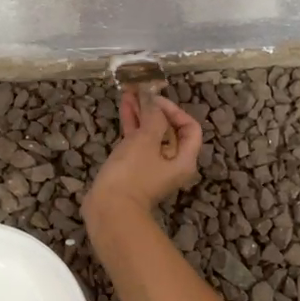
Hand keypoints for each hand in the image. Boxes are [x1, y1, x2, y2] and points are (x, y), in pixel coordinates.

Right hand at [84, 91, 203, 217]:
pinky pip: (138, 142)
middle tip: (139, 92)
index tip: (155, 101)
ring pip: (150, 134)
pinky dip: (132, 126)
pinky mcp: (134, 168)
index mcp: (184, 159)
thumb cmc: (132, 174)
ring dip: (141, 114)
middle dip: (154, 109)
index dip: (174, 110)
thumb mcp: (145, 140)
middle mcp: (172, 162)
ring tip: (128, 94)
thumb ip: (153, 117)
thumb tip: (153, 101)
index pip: (190, 127)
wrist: (109, 209)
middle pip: (169, 129)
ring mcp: (152, 166)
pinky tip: (124, 109)